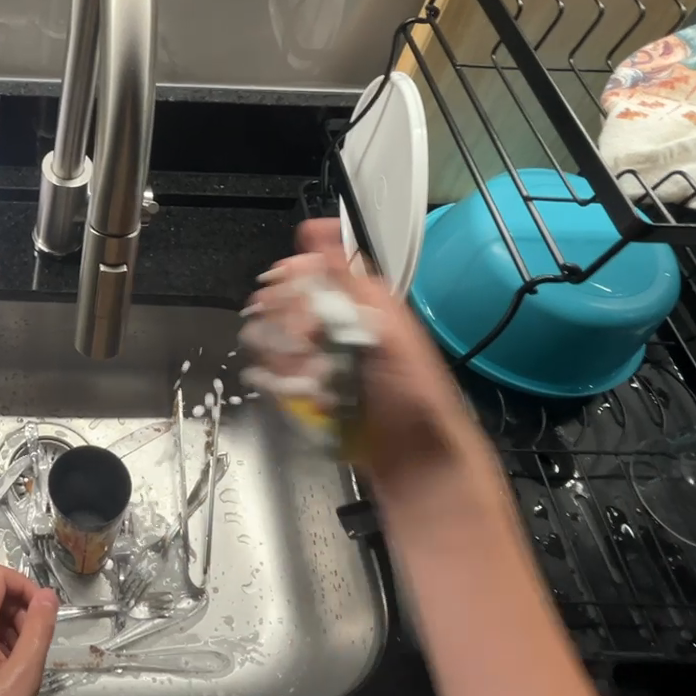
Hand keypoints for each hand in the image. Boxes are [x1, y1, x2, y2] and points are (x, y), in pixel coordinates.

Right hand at [248, 219, 491, 503]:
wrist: (417, 464)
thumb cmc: (415, 400)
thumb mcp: (387, 332)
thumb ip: (349, 282)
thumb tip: (319, 231)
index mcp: (365, 302)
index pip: (316, 267)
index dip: (296, 273)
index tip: (284, 287)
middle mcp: (342, 323)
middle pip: (290, 298)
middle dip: (285, 316)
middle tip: (300, 341)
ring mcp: (325, 354)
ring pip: (278, 332)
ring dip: (281, 349)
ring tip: (303, 372)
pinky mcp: (311, 382)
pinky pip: (278, 366)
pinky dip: (280, 374)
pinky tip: (296, 386)